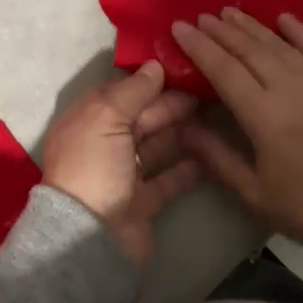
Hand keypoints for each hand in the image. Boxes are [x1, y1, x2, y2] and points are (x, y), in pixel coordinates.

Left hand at [40, 61, 200, 267]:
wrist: (90, 237)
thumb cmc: (93, 165)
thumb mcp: (106, 116)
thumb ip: (133, 90)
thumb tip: (155, 65)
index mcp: (88, 119)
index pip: (120, 91)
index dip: (147, 79)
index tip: (179, 66)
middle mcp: (105, 143)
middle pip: (142, 116)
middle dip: (171, 103)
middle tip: (206, 88)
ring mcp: (125, 173)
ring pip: (158, 144)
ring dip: (183, 130)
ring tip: (214, 114)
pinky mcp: (144, 201)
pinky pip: (169, 177)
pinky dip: (188, 166)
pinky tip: (211, 152)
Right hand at [174, 10, 302, 246]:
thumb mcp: (255, 194)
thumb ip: (217, 157)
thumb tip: (183, 127)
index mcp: (264, 116)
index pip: (223, 70)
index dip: (199, 47)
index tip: (179, 27)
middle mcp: (289, 89)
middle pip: (248, 51)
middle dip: (221, 31)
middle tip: (201, 17)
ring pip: (278, 45)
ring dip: (252, 26)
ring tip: (230, 12)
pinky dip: (298, 31)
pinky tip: (282, 18)